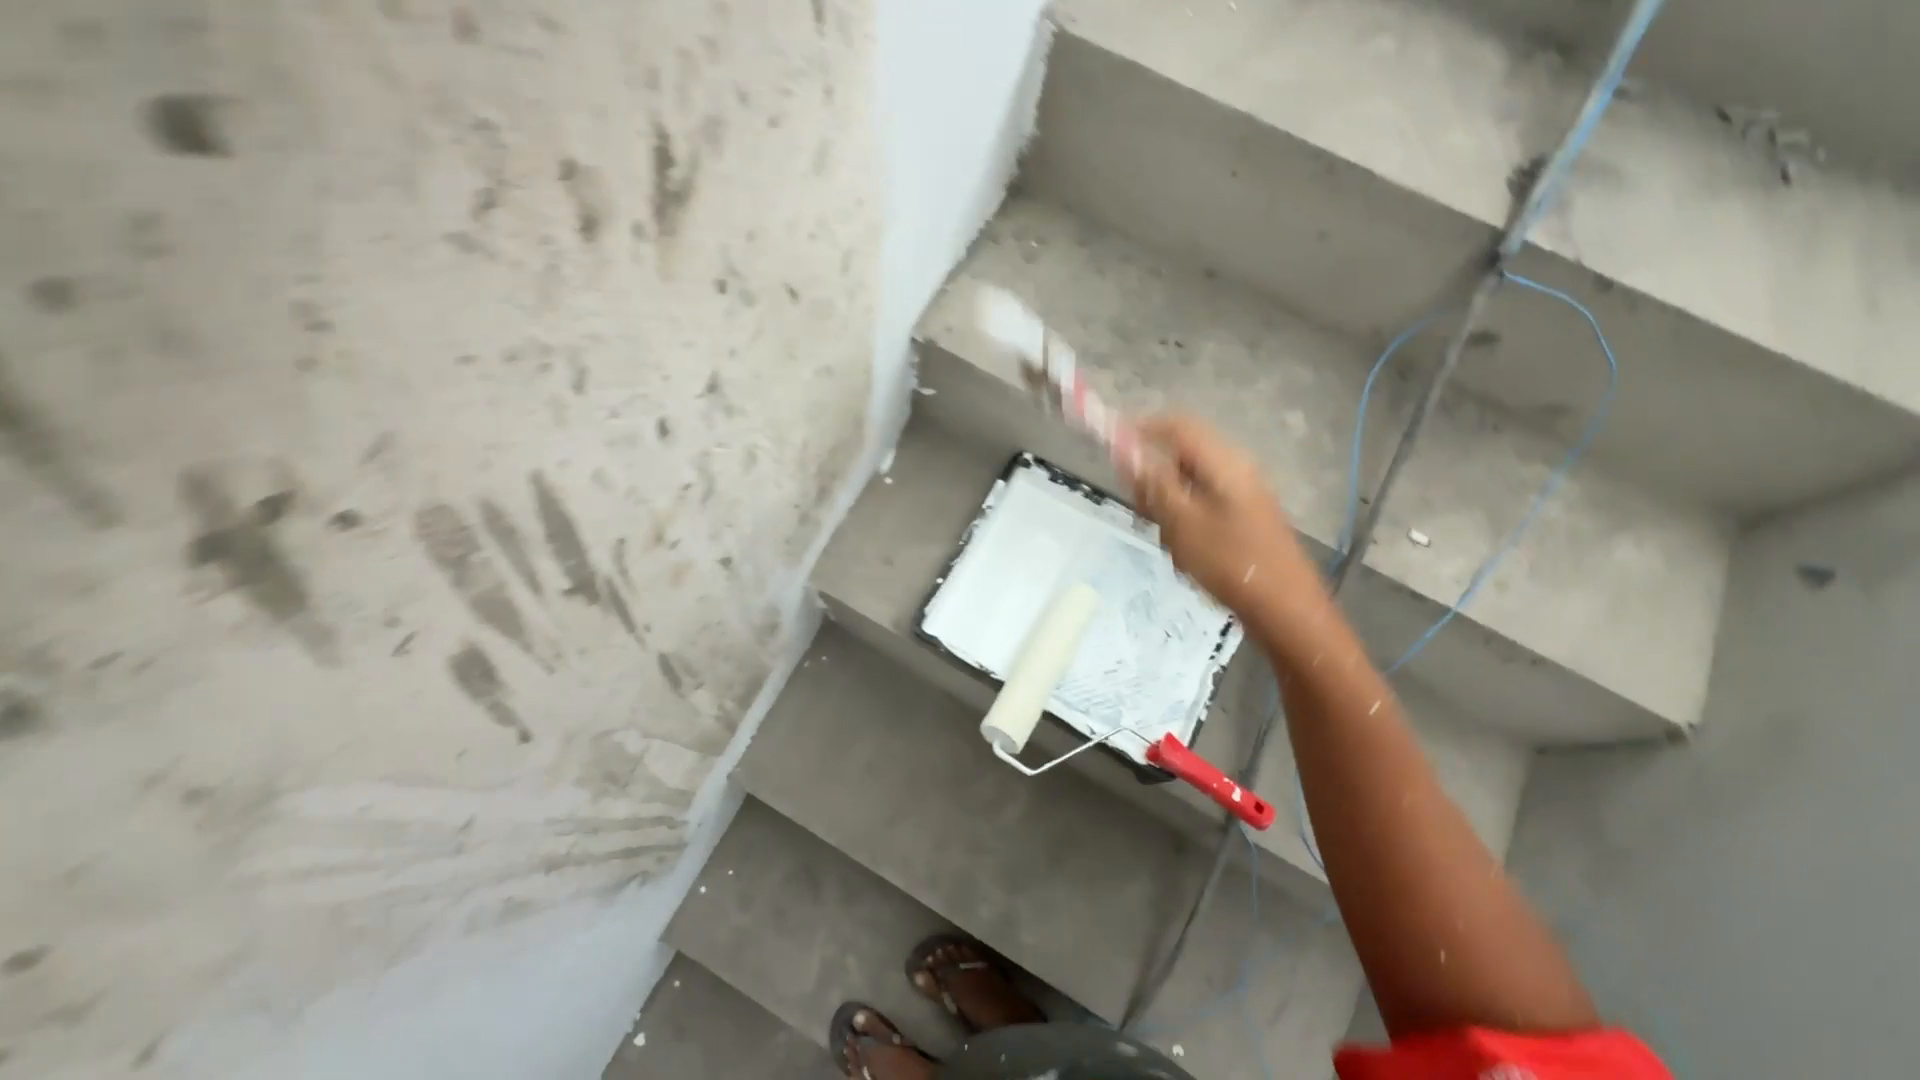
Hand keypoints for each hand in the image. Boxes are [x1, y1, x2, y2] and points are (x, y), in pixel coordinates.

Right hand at [1122, 413, 1311, 616]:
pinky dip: (1187, 523)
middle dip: (1155, 479)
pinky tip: (1187, 553)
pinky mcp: (1246, 520)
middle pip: (1183, 457)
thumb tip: (1125, 447)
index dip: (1141, 430)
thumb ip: (1153, 482)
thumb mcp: (1182, 522)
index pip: (1178, 426)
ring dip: (1170, 507)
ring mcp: (1244, 496)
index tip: (1112, 450)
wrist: (1286, 610)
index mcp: (1225, 463)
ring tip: (1168, 541)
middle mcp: (1237, 471)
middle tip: (1141, 511)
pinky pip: (1205, 508)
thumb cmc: (1230, 564)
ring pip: (1191, 486)